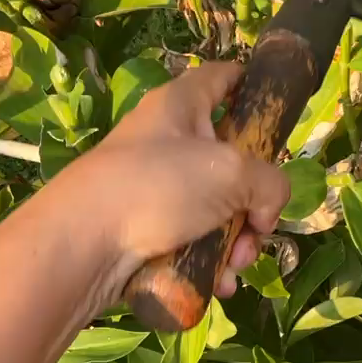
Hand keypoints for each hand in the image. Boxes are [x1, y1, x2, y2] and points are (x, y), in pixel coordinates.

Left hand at [47, 62, 290, 298]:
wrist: (86, 244)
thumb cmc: (157, 187)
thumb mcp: (230, 172)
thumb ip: (269, 183)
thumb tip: (265, 213)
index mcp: (181, 106)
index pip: (222, 78)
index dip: (251, 86)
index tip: (274, 108)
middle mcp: (168, 144)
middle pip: (231, 164)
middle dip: (254, 204)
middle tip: (258, 228)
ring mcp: (156, 190)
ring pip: (217, 213)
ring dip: (236, 244)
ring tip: (234, 265)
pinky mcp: (148, 232)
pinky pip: (194, 244)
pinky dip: (211, 265)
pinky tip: (218, 283)